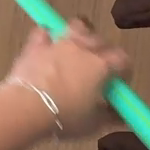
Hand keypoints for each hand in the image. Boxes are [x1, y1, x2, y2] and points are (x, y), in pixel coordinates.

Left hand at [1, 21, 129, 137]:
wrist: (26, 108)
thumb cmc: (64, 117)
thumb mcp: (93, 124)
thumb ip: (110, 117)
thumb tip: (123, 117)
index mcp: (101, 65)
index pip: (122, 58)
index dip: (123, 69)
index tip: (118, 82)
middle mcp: (82, 48)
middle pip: (100, 40)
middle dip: (102, 52)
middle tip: (96, 69)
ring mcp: (58, 43)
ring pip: (75, 26)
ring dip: (79, 34)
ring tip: (75, 49)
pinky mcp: (35, 44)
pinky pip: (44, 31)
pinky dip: (47, 36)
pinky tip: (47, 46)